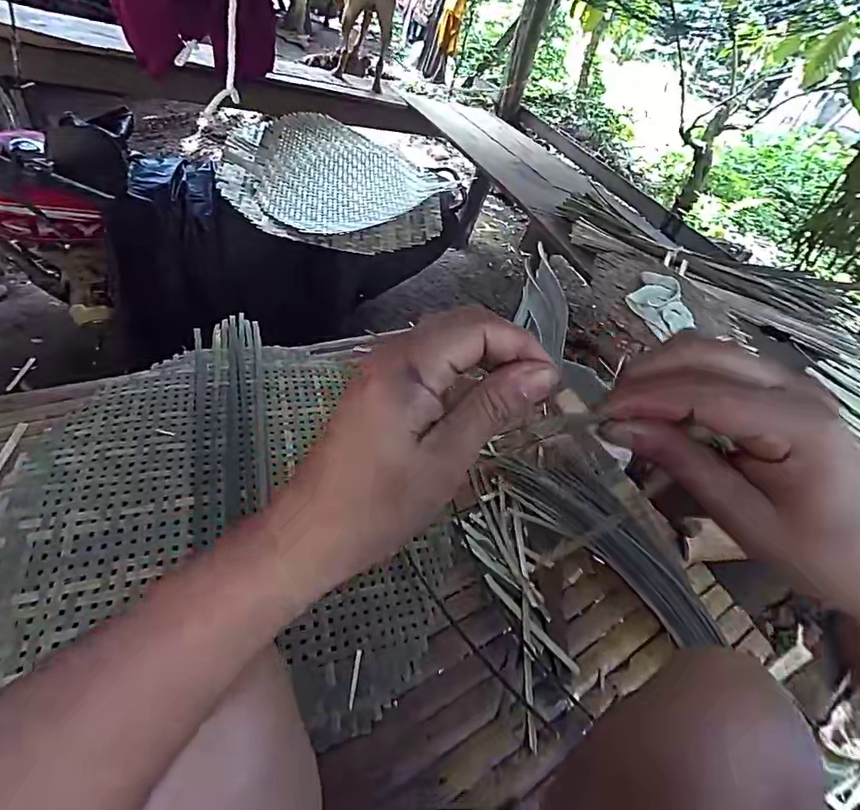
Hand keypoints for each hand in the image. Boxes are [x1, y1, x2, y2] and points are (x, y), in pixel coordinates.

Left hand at [270, 307, 556, 586]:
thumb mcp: (446, 459)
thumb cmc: (377, 507)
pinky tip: (481, 403)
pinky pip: (433, 360)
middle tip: (540, 388)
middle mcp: (392, 352)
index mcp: (408, 365)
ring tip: (519, 395)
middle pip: (465, 324)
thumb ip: (494, 406)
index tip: (552, 381)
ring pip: (450, 339)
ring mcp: (382, 366)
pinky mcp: (380, 384)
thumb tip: (543, 373)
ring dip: (489, 357)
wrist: (307, 536)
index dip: (522, 345)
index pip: (479, 327)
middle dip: (509, 346)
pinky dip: (465, 372)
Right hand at [600, 334, 859, 621]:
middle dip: (649, 374)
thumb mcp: (746, 521)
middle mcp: (800, 385)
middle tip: (610, 411)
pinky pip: (725, 366)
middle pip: (707, 353)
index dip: (648, 398)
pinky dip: (686, 378)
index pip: (707, 393)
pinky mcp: (786, 388)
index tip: (601, 414)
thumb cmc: (820, 557)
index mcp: (801, 422)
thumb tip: (623, 428)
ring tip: (630, 409)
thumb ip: (686, 465)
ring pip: (713, 351)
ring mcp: (796, 381)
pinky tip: (665, 407)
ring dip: (664, 371)